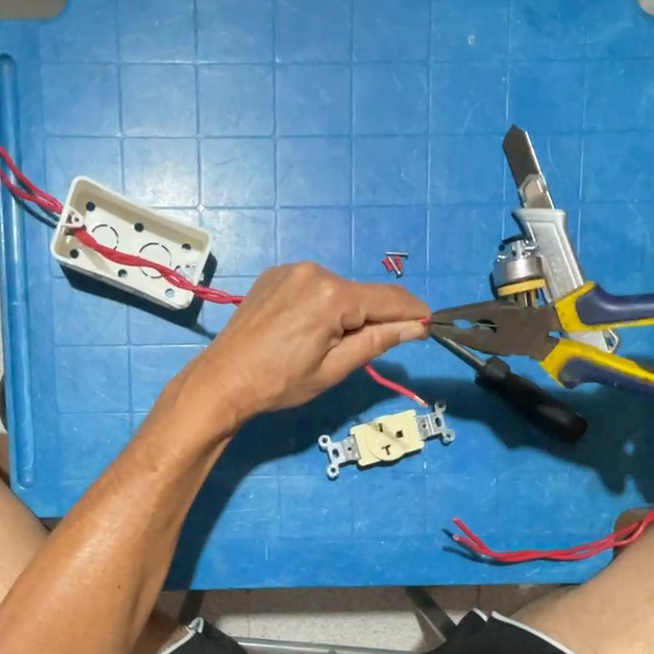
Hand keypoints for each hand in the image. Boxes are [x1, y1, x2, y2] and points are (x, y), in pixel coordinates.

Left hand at [184, 263, 430, 422]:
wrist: (224, 379)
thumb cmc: (279, 382)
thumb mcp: (334, 368)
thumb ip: (377, 342)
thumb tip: (415, 326)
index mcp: (332, 295)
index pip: (388, 300)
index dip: (412, 313)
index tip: (429, 324)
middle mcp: (314, 272)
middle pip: (362, 295)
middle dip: (373, 318)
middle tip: (365, 351)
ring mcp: (291, 270)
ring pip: (337, 291)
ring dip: (345, 312)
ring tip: (325, 345)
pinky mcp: (274, 275)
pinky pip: (312, 287)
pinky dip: (320, 305)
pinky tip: (304, 330)